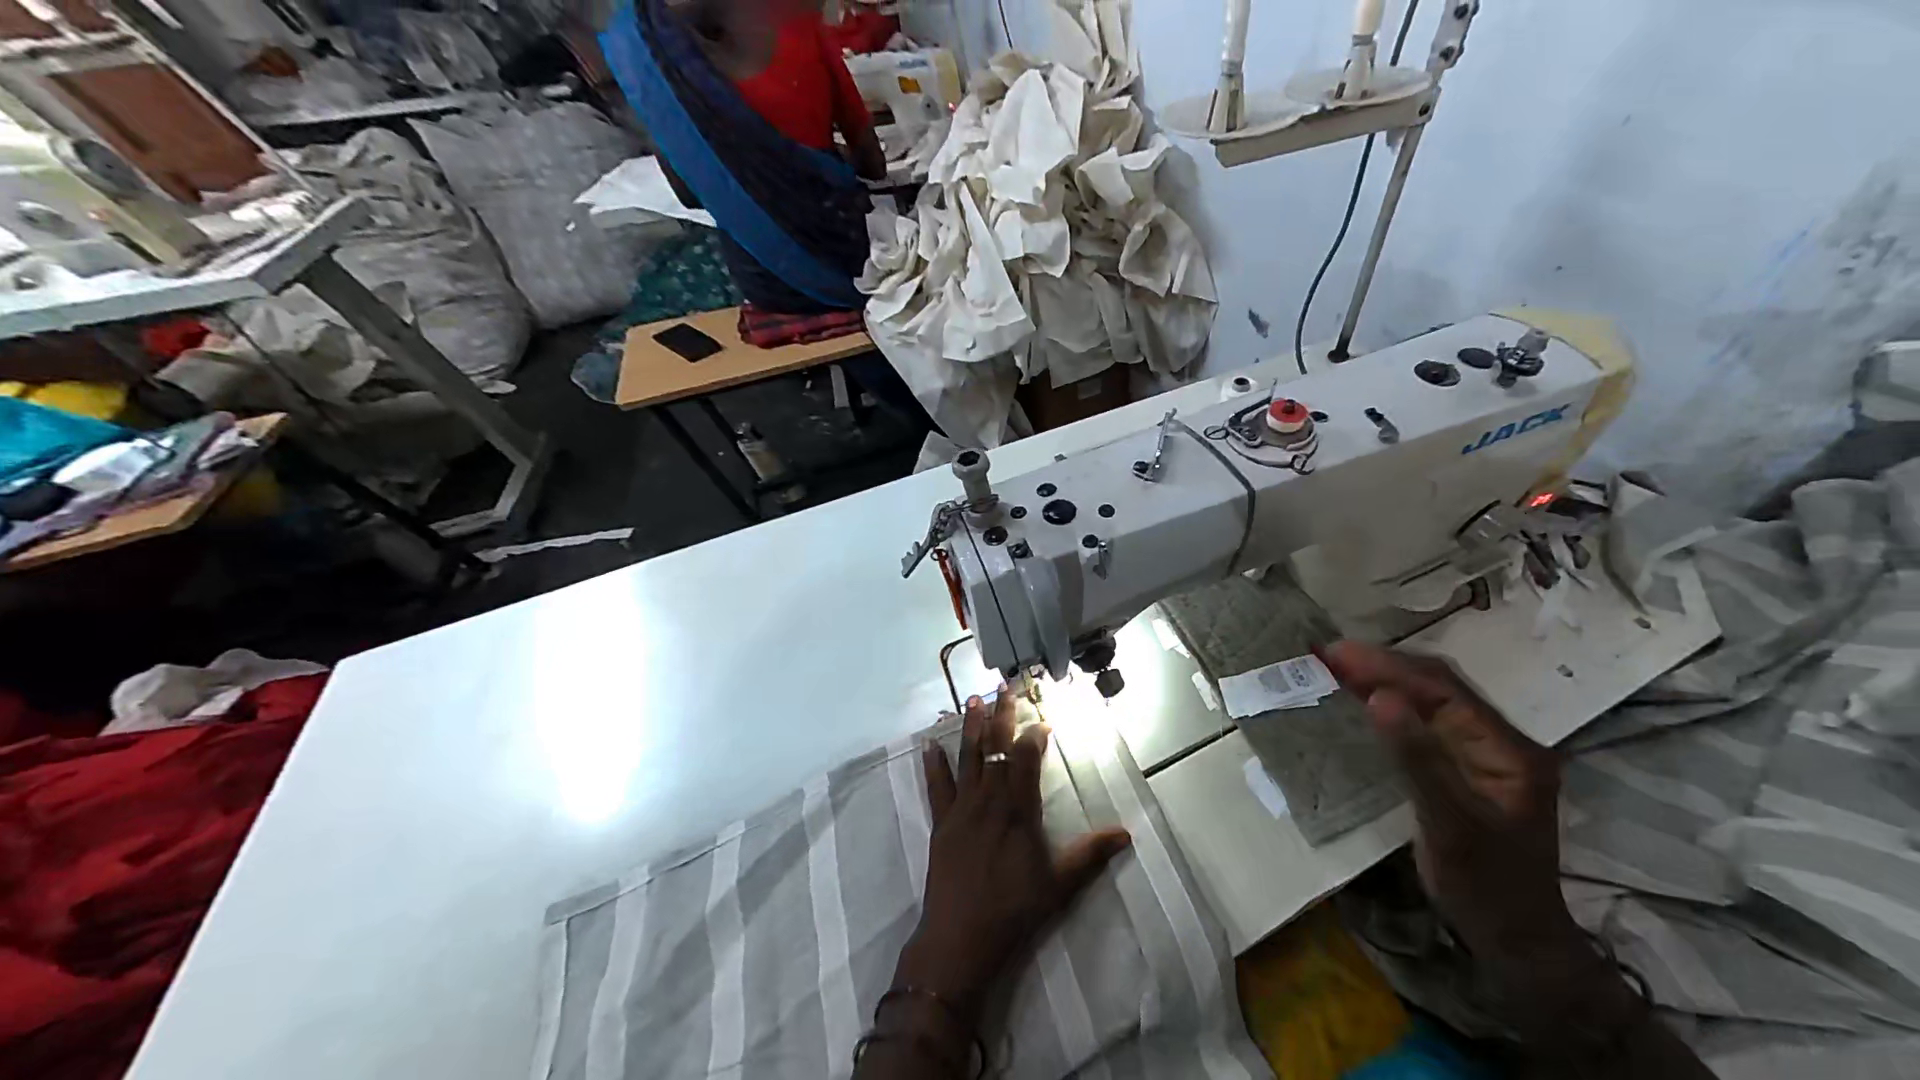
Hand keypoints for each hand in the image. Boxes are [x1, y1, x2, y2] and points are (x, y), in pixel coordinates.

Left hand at [897, 688, 1132, 1018]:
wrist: (960, 937)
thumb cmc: (1013, 910)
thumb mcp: (1059, 885)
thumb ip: (1090, 855)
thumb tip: (1126, 834)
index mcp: (1018, 810)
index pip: (1026, 759)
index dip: (1034, 735)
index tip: (1042, 719)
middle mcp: (988, 800)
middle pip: (995, 747)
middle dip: (1001, 715)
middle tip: (1004, 686)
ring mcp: (961, 808)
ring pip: (967, 758)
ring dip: (970, 727)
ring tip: (972, 699)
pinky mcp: (941, 822)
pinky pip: (936, 787)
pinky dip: (933, 765)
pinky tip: (929, 745)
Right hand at [1318, 642, 1573, 959]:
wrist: (1515, 937)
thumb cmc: (1484, 883)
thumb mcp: (1448, 822)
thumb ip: (1417, 757)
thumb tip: (1378, 696)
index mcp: (1509, 749)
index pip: (1444, 690)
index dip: (1389, 666)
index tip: (1337, 653)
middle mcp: (1501, 741)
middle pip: (1439, 687)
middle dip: (1384, 666)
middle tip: (1328, 655)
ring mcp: (1484, 753)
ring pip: (1431, 700)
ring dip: (1385, 680)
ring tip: (1336, 667)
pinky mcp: (1464, 766)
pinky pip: (1425, 722)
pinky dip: (1391, 705)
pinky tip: (1363, 698)